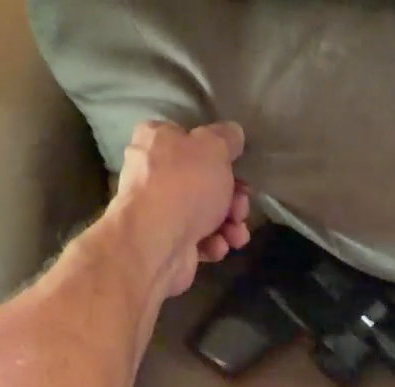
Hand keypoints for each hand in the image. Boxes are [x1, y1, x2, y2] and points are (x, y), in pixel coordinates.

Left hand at [111, 119, 252, 296]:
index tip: (238, 169)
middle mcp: (153, 172)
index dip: (219, 155)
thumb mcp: (214, 148)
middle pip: (204, 181)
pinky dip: (213, 243)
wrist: (156, 242)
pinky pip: (198, 239)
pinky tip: (217, 246)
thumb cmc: (185, 185)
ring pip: (206, 214)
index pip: (190, 140)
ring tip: (236, 234)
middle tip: (241, 207)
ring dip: (229, 224)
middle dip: (232, 198)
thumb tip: (233, 132)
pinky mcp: (167, 242)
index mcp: (157, 139)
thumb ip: (227, 138)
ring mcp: (159, 210)